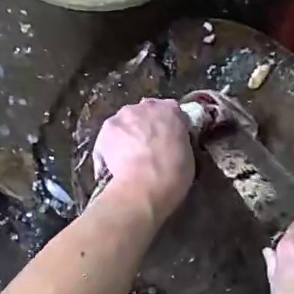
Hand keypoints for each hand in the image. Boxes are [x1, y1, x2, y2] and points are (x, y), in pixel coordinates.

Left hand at [92, 98, 193, 220]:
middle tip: (147, 148)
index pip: (170, 110)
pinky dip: (110, 148)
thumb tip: (171, 144)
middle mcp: (145, 107)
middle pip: (143, 113)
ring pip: (124, 123)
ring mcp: (123, 117)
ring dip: (126, 135)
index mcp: (170, 111)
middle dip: (144, 127)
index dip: (167, 125)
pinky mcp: (105, 131)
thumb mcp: (188, 154)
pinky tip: (113, 164)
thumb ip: (178, 140)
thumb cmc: (174, 174)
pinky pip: (108, 138)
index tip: (167, 138)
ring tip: (127, 157)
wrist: (145, 186)